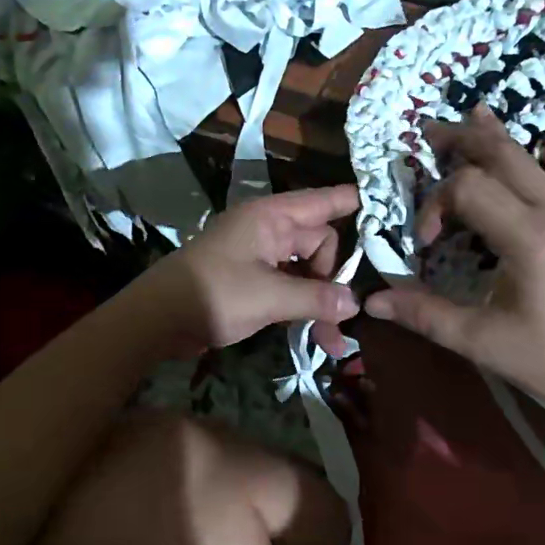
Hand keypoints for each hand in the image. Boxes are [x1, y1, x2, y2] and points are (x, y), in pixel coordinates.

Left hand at [134, 185, 361, 357]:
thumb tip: (354, 303)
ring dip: (320, 302)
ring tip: (334, 342)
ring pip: (305, 272)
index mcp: (271, 218)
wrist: (157, 319)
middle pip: (319, 244)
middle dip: (334, 279)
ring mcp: (259, 257)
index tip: (386, 209)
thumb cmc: (213, 294)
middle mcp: (268, 231)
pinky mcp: (252, 282)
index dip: (352, 203)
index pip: (323, 202)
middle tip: (344, 313)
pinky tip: (317, 337)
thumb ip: (316, 298)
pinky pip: (288, 288)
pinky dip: (301, 308)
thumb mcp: (269, 296)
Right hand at [363, 106, 544, 456]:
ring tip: (473, 114)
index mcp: (527, 237)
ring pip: (530, 161)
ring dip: (497, 139)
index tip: (424, 244)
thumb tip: (372, 301)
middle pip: (500, 157)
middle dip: (460, 142)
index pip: (468, 189)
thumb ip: (425, 314)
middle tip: (427, 132)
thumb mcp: (481, 340)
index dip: (434, 206)